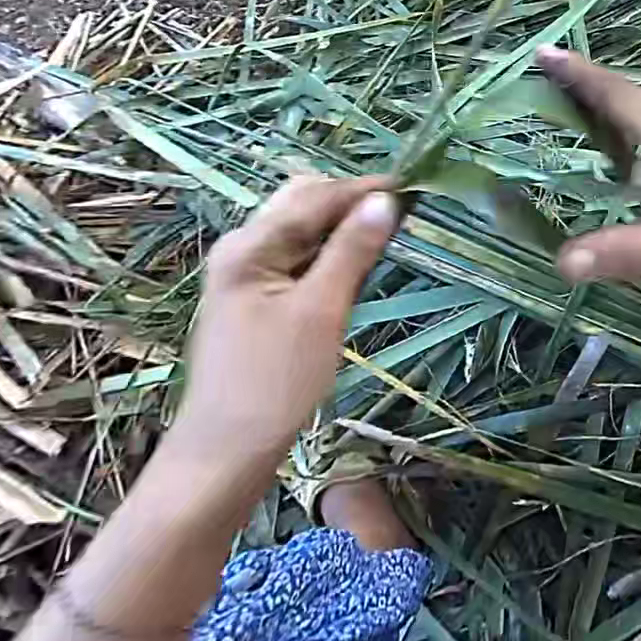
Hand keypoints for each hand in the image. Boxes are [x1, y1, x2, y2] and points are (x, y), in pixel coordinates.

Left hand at [165, 175, 400, 481]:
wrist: (226, 454)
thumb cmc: (275, 383)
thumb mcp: (322, 310)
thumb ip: (352, 250)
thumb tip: (386, 199)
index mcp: (250, 245)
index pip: (316, 197)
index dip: (365, 189)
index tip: (414, 186)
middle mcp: (244, 247)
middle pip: (305, 203)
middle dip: (352, 201)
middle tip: (400, 212)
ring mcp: (248, 271)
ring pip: (304, 228)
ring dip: (343, 225)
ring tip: (387, 231)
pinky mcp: (258, 295)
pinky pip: (300, 255)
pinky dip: (331, 250)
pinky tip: (357, 261)